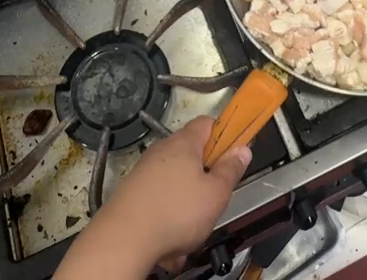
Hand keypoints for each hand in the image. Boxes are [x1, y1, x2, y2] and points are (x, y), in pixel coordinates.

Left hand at [68, 116, 250, 274]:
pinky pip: (158, 200)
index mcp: (185, 143)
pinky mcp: (132, 193)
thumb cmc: (176, 212)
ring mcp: (144, 171)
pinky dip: (167, 216)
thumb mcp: (215, 194)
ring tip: (191, 228)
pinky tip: (170, 242)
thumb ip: (231, 170)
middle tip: (213, 198)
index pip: (208, 123)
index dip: (223, 135)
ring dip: (186, 202)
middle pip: (191, 154)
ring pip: (175, 182)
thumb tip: (243, 149)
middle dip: (204, 177)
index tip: (232, 154)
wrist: (123, 239)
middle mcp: (162, 150)